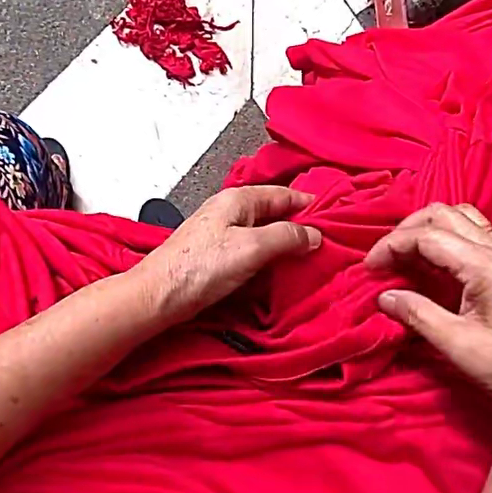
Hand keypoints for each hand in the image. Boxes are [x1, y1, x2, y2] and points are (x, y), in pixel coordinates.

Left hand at [129, 186, 322, 323]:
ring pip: (263, 233)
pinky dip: (268, 258)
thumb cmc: (197, 269)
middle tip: (327, 241)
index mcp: (236, 200)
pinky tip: (279, 272)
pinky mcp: (215, 257)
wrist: (157, 297)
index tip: (334, 215)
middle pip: (273, 213)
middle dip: (299, 225)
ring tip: (309, 258)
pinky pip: (251, 251)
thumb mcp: (251, 248)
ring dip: (284, 244)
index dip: (308, 204)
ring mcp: (220, 235)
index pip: (282, 194)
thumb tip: (313, 235)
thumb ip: (285, 237)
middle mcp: (228, 212)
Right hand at [367, 203, 491, 458]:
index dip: (391, 245)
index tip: (369, 268)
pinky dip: (447, 237)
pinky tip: (436, 263)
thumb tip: (383, 296)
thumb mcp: (459, 346)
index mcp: (485, 266)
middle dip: (406, 230)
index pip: (427, 235)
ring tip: (406, 255)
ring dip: (428, 228)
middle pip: (443, 214)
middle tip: (384, 259)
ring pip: (461, 217)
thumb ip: (418, 315)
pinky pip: (474, 233)